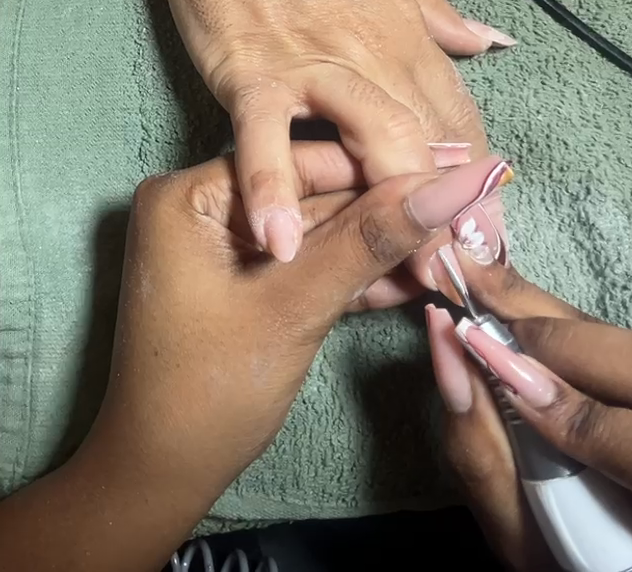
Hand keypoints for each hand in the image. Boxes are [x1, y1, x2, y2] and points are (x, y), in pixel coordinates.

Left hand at [79, 144, 508, 497]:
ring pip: (310, 231)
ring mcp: (213, 239)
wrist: (162, 470)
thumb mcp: (295, 306)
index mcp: (187, 192)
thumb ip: (370, 240)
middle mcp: (196, 201)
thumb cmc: (212, 389)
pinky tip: (410, 277)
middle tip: (470, 214)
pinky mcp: (234, 273)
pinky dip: (345, 272)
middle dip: (386, 214)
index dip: (384, 169)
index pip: (299, 161)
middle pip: (308, 195)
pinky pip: (297, 260)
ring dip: (376, 248)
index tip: (462, 172)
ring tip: (455, 248)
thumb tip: (453, 185)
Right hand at [91, 0, 509, 265]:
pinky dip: (276, 187)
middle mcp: (371, 53)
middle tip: (462, 283)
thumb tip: (491, 43)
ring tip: (405, 283)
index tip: (489, 237)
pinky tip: (282, 244)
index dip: (480, 181)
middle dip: (454, 215)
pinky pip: (268, 138)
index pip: (458, 116)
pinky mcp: (251, 73)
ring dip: (393, 212)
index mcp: (403, 30)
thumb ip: (433, 10)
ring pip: (372, 141)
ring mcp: (311, 65)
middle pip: (430, 142)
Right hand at [425, 260, 631, 571]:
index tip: (497, 377)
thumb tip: (446, 339)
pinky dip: (574, 329)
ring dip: (560, 322)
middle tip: (473, 309)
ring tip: (486, 300)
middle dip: (561, 339)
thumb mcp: (526, 548)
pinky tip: (523, 320)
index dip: (589, 416)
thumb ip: (482, 452)